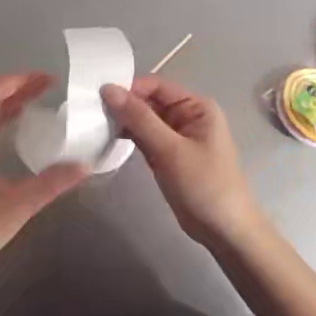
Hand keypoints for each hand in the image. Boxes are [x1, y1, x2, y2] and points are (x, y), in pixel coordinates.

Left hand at [0, 72, 88, 315]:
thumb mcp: (15, 209)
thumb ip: (49, 184)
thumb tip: (85, 164)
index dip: (16, 82)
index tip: (46, 79)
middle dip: (18, 88)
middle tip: (51, 86)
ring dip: (11, 103)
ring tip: (42, 99)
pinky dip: (5, 120)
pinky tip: (23, 129)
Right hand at [102, 77, 261, 246]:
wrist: (224, 229)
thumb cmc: (203, 185)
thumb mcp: (170, 150)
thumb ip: (139, 119)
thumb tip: (108, 89)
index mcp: (196, 106)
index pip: (155, 86)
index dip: (128, 90)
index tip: (98, 101)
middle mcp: (187, 116)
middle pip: (148, 101)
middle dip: (123, 107)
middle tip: (91, 115)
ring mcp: (177, 137)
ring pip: (144, 121)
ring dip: (123, 123)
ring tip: (97, 128)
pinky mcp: (168, 156)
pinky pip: (145, 139)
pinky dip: (129, 138)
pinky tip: (110, 141)